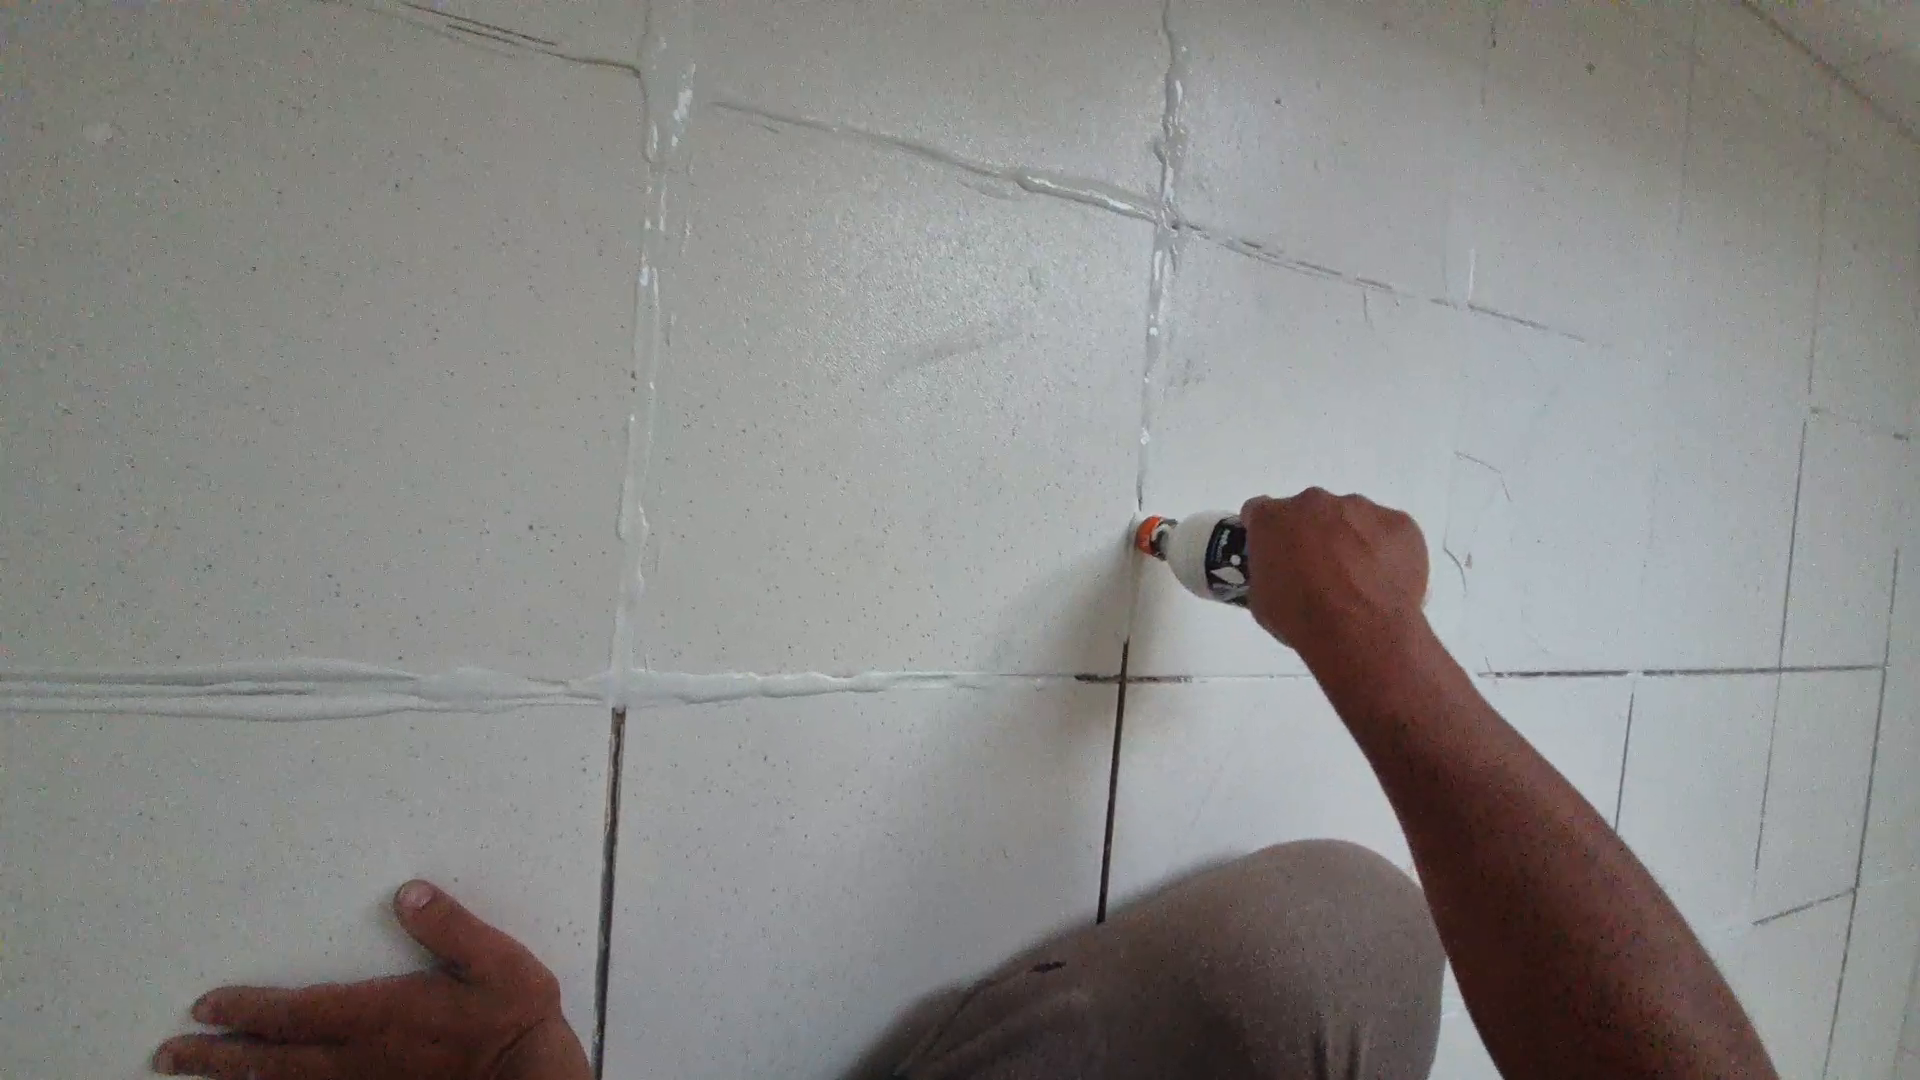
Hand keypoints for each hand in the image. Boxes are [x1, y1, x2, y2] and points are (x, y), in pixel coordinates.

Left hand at [153, 881, 589, 1079]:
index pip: (300, 1012)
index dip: (251, 1008)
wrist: (525, 1071)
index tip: (207, 1004)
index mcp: (383, 1013)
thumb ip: (450, 926)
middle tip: (170, 1052)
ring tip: (198, 1072)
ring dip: (236, 1077)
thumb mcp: (493, 957)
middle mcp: (359, 1054)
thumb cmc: (511, 1010)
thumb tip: (407, 892)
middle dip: (221, 1053)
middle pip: (274, 1058)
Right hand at [1240, 488, 1428, 659]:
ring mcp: (1360, 508)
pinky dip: (1384, 549)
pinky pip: (1387, 531)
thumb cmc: (1299, 616)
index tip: (1272, 553)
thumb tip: (1281, 572)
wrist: (1360, 630)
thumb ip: (1266, 570)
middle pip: (1308, 511)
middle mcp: (1313, 502)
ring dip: (1348, 539)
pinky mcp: (1399, 522)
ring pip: (1350, 517)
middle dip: (1310, 534)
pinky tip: (1382, 579)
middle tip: (1317, 571)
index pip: (1259, 511)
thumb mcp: (1259, 598)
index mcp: (1273, 518)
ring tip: (1357, 580)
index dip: (1265, 533)